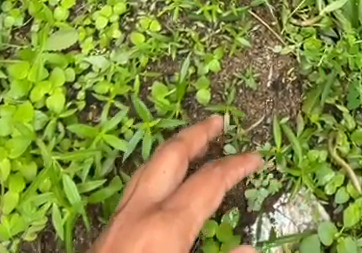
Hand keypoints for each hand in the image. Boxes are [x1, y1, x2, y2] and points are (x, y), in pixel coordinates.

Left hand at [90, 115, 263, 252]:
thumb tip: (249, 248)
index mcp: (167, 227)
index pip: (210, 181)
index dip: (236, 166)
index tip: (257, 157)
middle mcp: (141, 214)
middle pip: (172, 157)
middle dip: (197, 135)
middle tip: (219, 122)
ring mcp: (118, 223)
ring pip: (148, 167)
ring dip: (174, 149)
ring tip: (192, 141)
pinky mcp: (105, 236)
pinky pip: (135, 187)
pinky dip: (155, 171)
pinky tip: (160, 182)